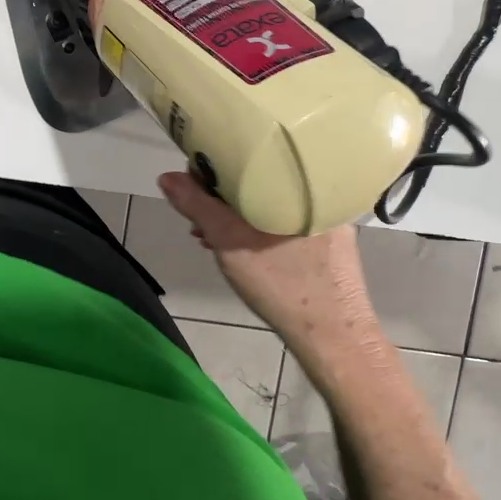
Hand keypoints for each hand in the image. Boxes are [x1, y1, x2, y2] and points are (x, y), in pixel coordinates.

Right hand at [156, 172, 378, 352]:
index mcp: (304, 185)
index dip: (212, 171)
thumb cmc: (283, 285)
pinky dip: (258, 228)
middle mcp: (322, 196)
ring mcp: (329, 221)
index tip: (193, 192)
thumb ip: (196, 205)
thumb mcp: (228, 241)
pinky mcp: (331, 243)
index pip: (248, 160)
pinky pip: (285, 222)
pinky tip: (242, 248)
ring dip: (236, 216)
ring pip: (269, 204)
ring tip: (214, 238)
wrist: (334, 340)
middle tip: (201, 222)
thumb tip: (167, 177)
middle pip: (257, 182)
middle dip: (221, 199)